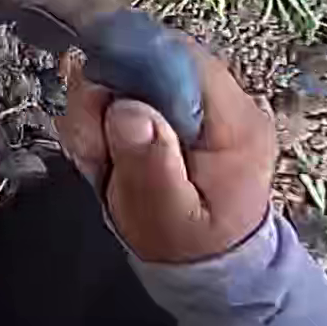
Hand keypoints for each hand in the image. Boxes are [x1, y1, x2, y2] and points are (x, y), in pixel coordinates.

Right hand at [55, 37, 277, 263]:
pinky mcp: (167, 104)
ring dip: (95, 107)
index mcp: (234, 119)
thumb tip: (126, 109)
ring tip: (98, 156)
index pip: (177, 56)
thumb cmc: (190, 248)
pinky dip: (98, 113)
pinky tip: (103, 150)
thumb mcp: (168, 217)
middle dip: (103, 93)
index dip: (127, 63)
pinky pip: (120, 86)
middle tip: (93, 144)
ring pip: (123, 68)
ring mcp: (191, 98)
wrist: (208, 269)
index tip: (97, 103)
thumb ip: (151, 164)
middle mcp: (217, 96)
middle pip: (143, 56)